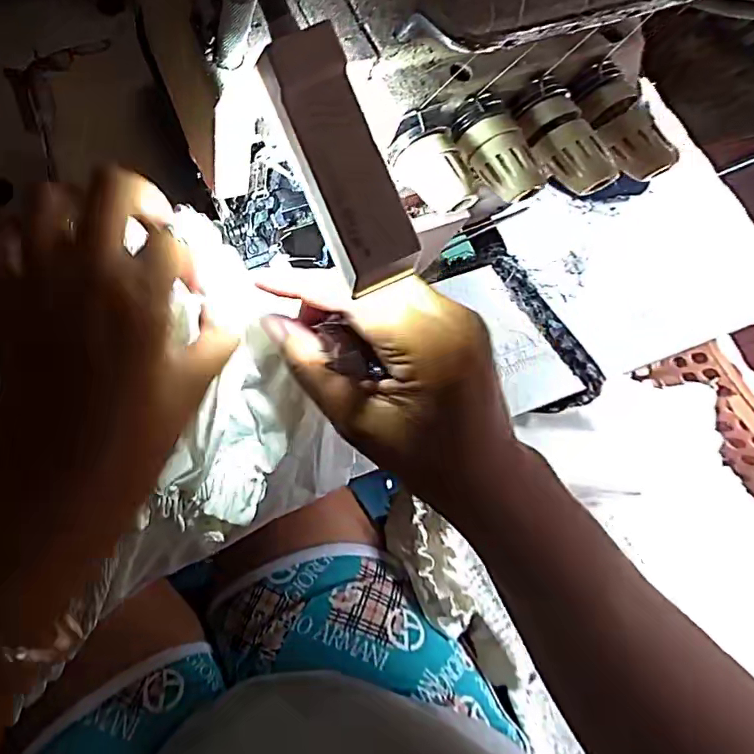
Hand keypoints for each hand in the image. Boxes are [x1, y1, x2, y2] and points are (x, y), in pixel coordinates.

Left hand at [0, 168, 235, 631]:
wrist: (59, 485)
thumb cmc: (136, 439)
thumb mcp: (195, 383)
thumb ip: (219, 331)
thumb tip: (219, 300)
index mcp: (142, 294)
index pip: (170, 234)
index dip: (185, 252)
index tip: (186, 280)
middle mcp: (88, 272)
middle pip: (111, 186)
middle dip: (138, 197)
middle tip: (144, 229)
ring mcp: (38, 282)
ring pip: (47, 199)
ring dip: (77, 208)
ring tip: (92, 238)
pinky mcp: (3, 301)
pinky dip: (16, 236)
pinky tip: (41, 258)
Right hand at [260, 272, 524, 518]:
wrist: (486, 474)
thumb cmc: (427, 460)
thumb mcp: (356, 420)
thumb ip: (312, 366)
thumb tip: (276, 324)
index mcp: (428, 341)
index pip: (353, 293)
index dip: (303, 285)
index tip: (267, 281)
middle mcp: (449, 315)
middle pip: (368, 279)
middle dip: (326, 296)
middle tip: (303, 331)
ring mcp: (458, 312)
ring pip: (382, 282)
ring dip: (347, 302)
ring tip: (334, 345)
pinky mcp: (458, 317)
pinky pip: (401, 295)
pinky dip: (371, 310)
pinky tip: (362, 345)